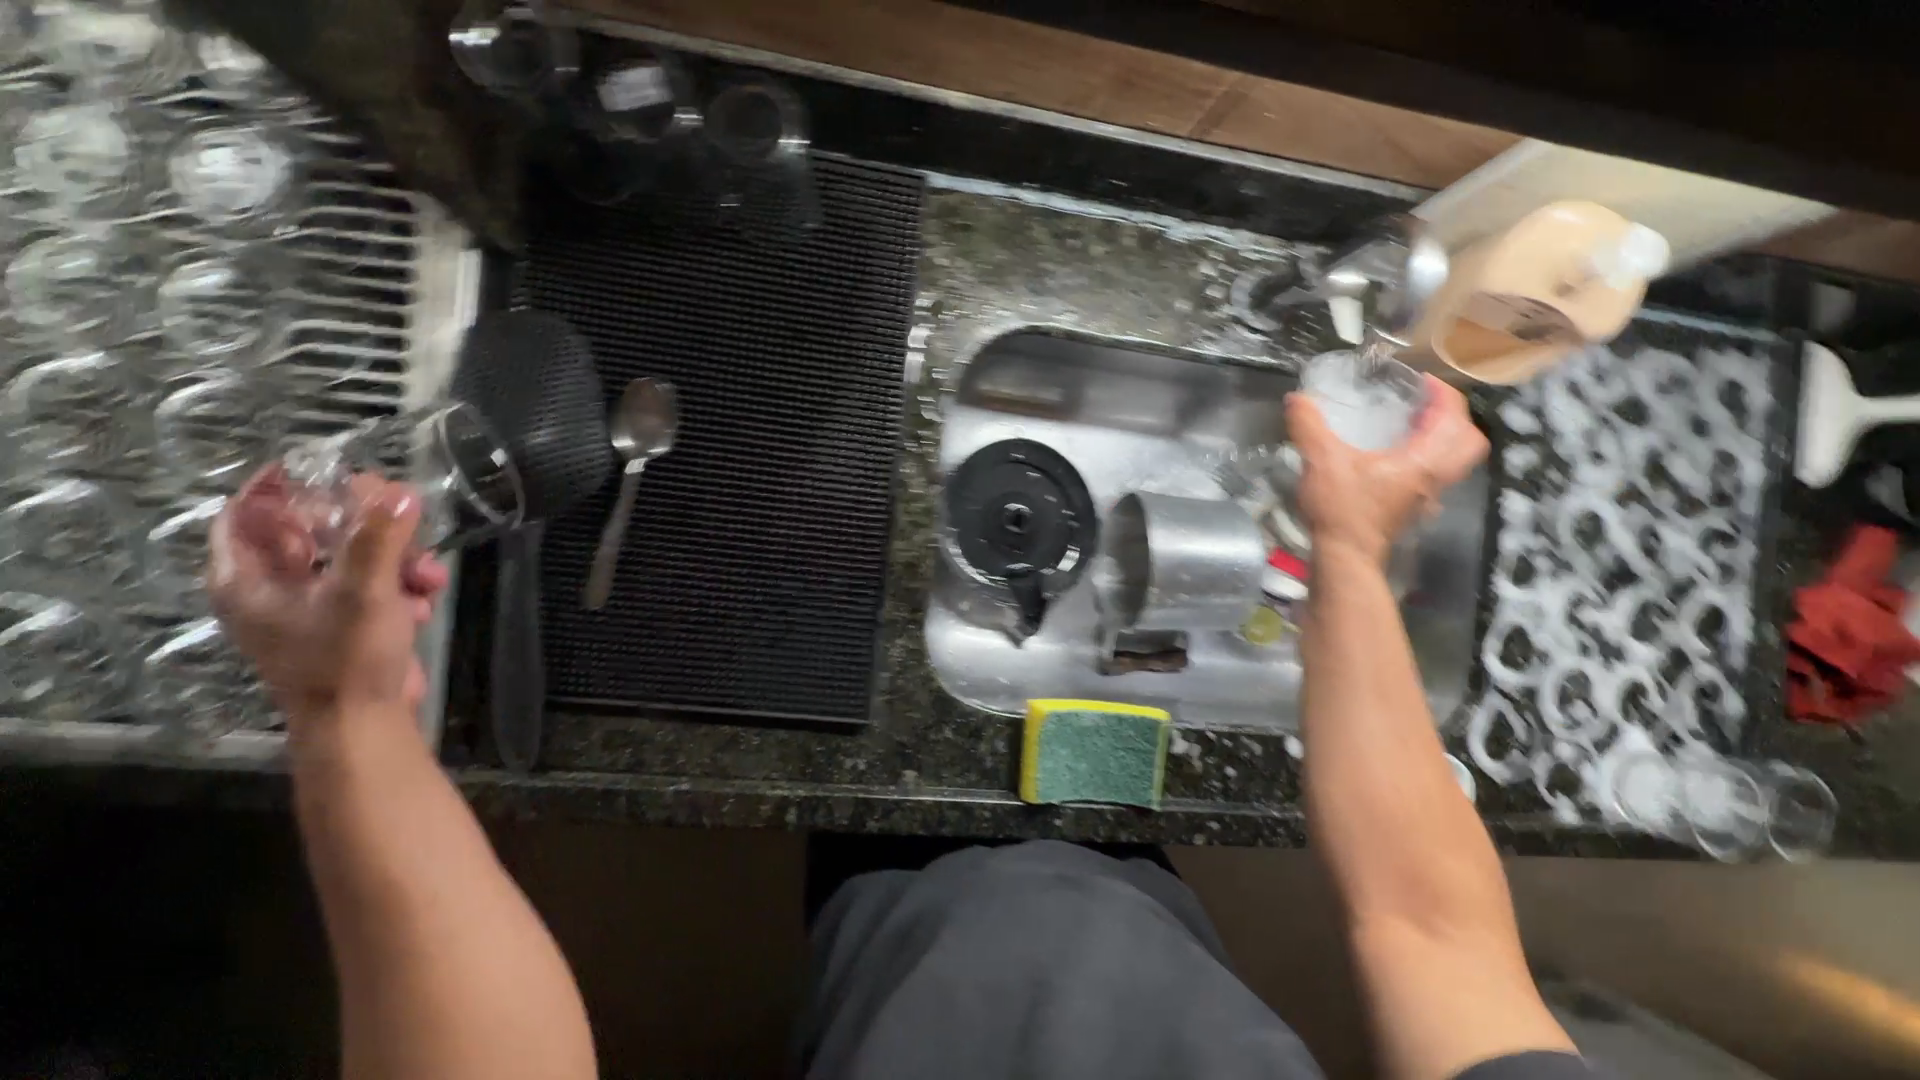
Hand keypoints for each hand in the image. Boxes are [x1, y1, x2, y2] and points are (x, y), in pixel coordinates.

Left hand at [208, 465, 450, 727]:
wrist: (365, 724)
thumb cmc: (343, 658)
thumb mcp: (362, 591)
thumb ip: (378, 538)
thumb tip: (400, 491)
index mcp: (248, 579)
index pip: (244, 514)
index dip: (277, 487)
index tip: (320, 466)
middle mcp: (274, 589)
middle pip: (312, 530)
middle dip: (362, 521)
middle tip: (395, 504)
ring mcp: (315, 608)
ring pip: (355, 557)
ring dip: (398, 557)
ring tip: (427, 571)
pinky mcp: (351, 625)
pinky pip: (377, 586)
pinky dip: (404, 586)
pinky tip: (426, 597)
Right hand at [1286, 374, 1487, 562]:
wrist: (1344, 556)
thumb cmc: (1342, 508)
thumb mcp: (1321, 460)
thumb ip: (1309, 426)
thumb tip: (1297, 398)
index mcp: (1423, 460)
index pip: (1452, 418)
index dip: (1443, 393)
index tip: (1421, 381)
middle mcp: (1434, 477)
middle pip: (1468, 442)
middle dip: (1454, 418)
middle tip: (1426, 406)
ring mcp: (1426, 496)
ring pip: (1454, 461)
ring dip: (1442, 439)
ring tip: (1413, 426)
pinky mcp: (1412, 509)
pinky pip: (1434, 476)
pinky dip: (1425, 459)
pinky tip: (1395, 456)